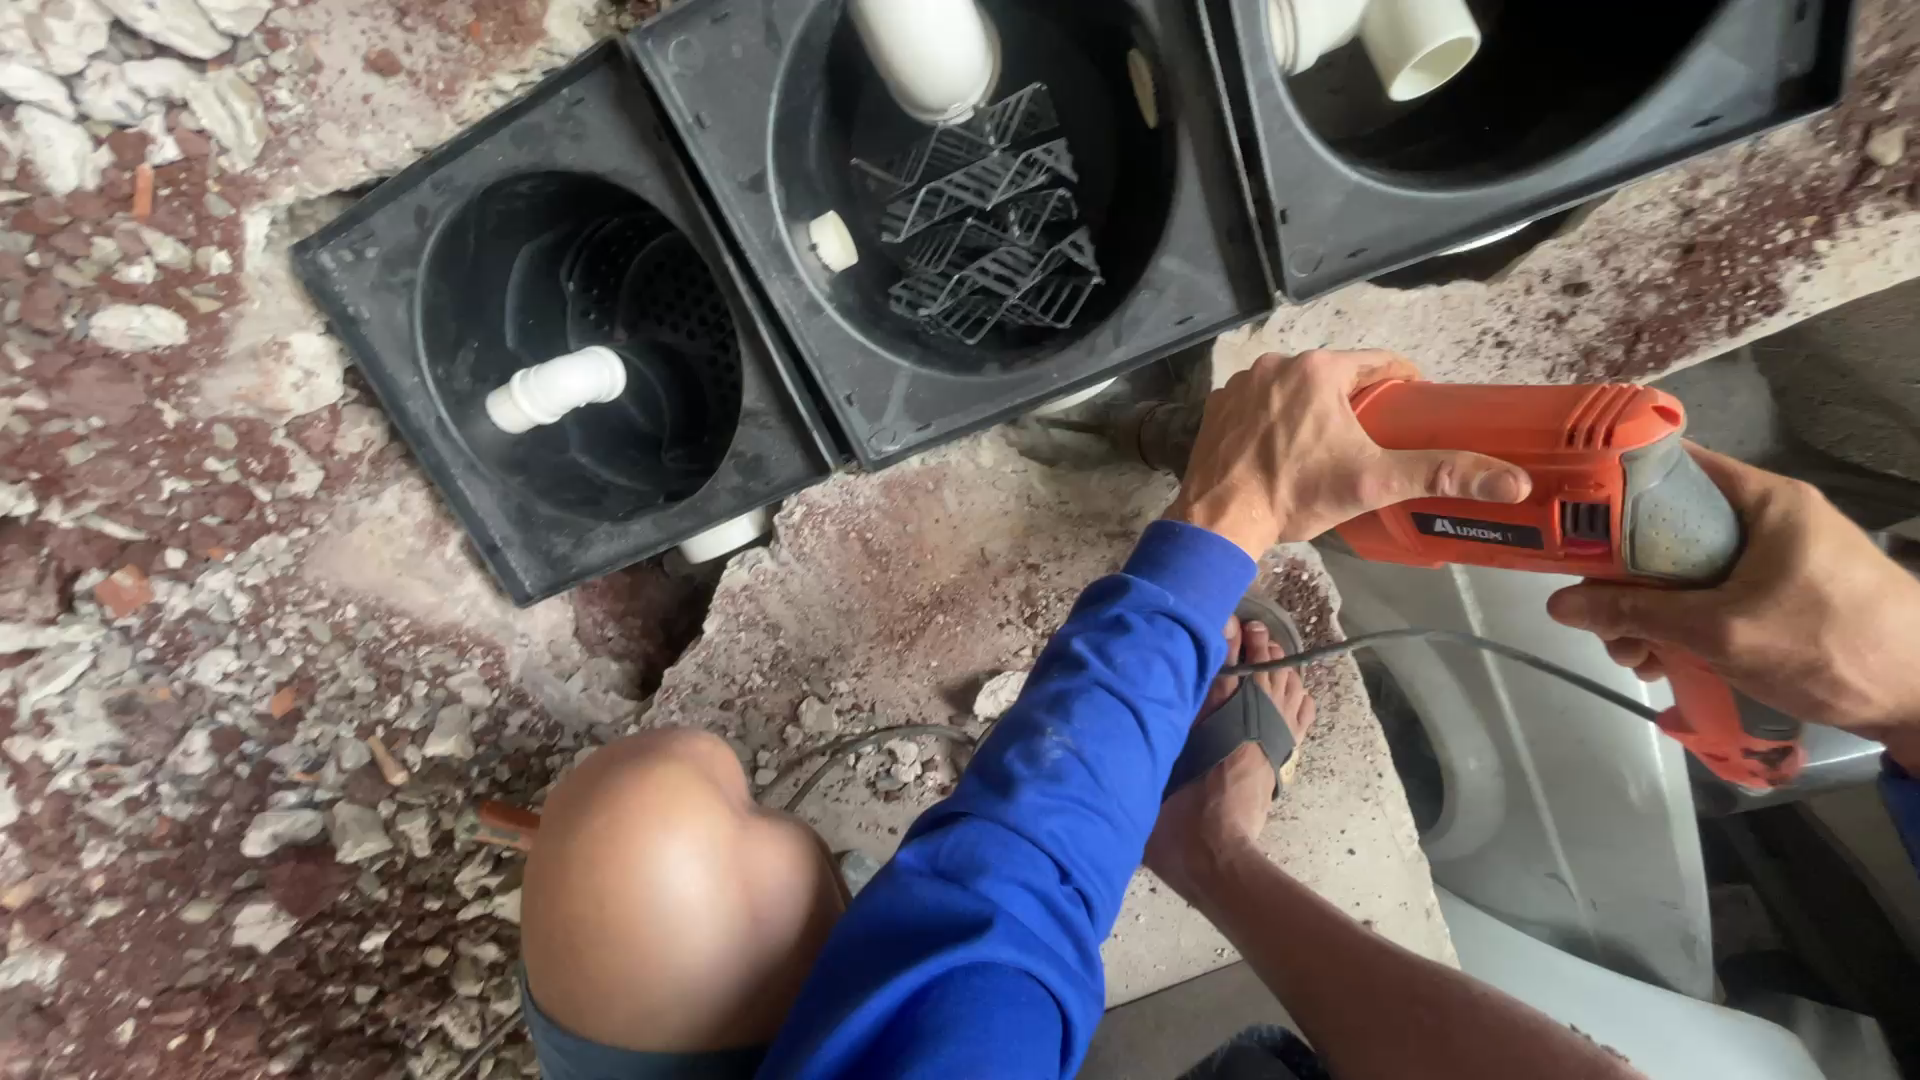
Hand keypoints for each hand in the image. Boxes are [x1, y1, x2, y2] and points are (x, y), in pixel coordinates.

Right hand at [1146, 617, 1314, 899]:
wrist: (1213, 858)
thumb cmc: (1175, 813)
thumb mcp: (1164, 761)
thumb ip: (1172, 715)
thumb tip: (1181, 680)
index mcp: (1218, 719)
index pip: (1228, 664)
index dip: (1228, 638)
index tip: (1224, 618)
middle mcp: (1251, 723)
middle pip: (1262, 669)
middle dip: (1256, 643)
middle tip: (1244, 626)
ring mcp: (1272, 740)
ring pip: (1286, 687)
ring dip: (1277, 662)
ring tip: (1265, 645)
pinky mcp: (1283, 759)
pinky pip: (1300, 714)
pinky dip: (1296, 691)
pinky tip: (1288, 683)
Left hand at [1165, 350, 1531, 558]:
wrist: (1220, 519)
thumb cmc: (1297, 494)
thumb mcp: (1374, 481)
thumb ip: (1441, 474)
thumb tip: (1513, 482)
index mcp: (1317, 369)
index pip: (1377, 363)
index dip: (1401, 382)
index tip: (1412, 404)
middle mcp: (1275, 365)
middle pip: (1331, 375)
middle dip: (1353, 398)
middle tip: (1368, 433)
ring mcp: (1239, 385)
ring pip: (1290, 388)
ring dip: (1309, 406)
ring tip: (1323, 443)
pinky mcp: (1215, 407)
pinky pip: (1256, 403)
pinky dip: (1270, 418)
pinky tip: (1278, 445)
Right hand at [1546, 445, 1919, 766]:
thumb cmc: (1836, 647)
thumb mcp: (1721, 631)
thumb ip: (1633, 613)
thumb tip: (1557, 604)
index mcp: (1762, 502)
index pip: (1668, 466)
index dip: (1609, 484)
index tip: (1564, 516)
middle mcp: (1761, 519)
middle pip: (1658, 528)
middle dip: (1618, 577)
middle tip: (1598, 618)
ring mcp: (1767, 557)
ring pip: (1672, 569)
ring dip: (1639, 612)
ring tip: (1633, 656)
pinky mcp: (1770, 592)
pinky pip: (1698, 595)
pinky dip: (1670, 625)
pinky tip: (1658, 659)